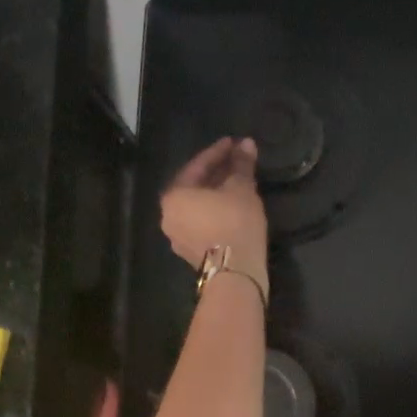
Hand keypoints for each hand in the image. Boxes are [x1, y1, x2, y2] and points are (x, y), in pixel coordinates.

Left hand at [160, 136, 268, 285]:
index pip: (197, 166)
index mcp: (173, 196)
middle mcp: (169, 217)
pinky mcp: (192, 256)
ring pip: (198, 209)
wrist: (235, 274)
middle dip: (216, 174)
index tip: (234, 143)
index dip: (218, 152)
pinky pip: (201, 226)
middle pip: (194, 188)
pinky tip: (231, 208)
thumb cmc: (234, 223)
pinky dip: (214, 214)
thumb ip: (241, 165)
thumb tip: (247, 144)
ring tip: (236, 185)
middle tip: (236, 162)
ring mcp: (178, 239)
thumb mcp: (241, 188)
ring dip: (215, 195)